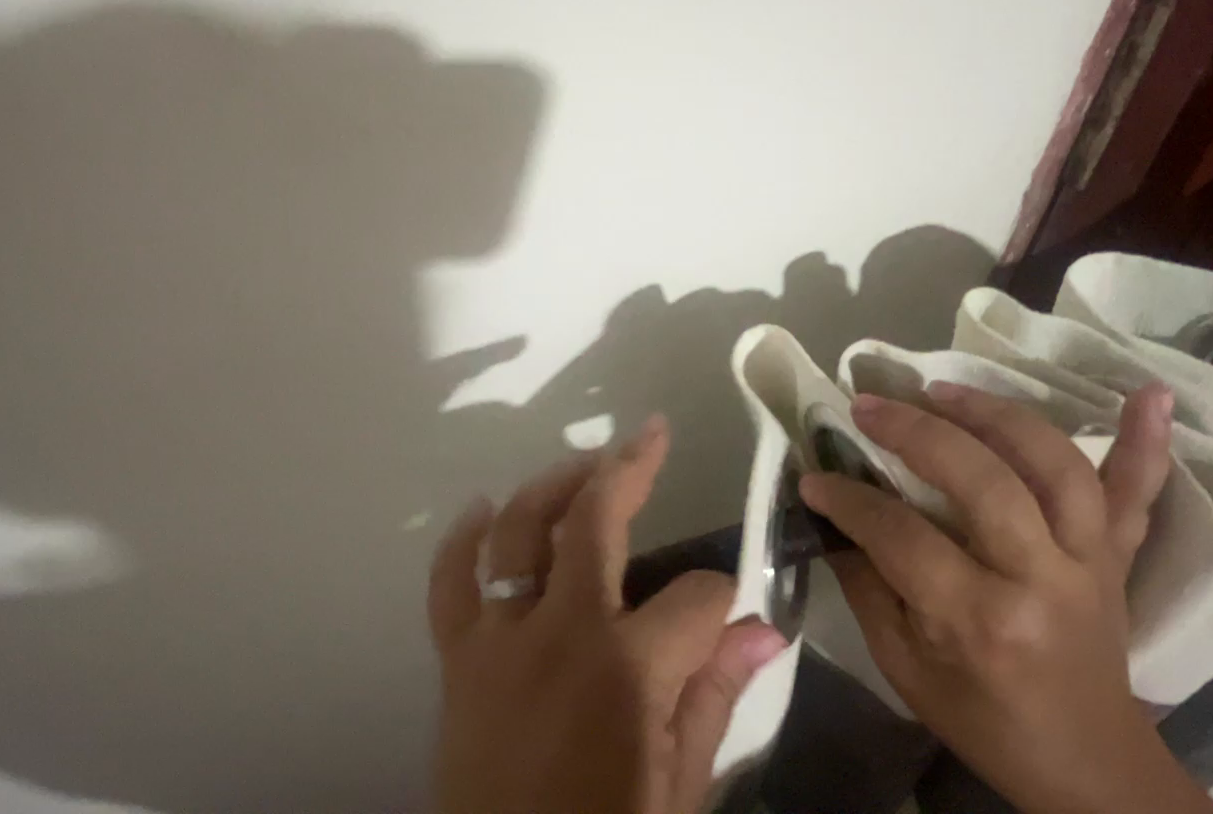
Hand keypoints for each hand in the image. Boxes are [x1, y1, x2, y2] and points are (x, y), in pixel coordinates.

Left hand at [429, 416, 788, 813]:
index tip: (730, 614)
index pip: (695, 596)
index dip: (723, 599)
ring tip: (583, 465)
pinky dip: (463, 538)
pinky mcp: (457, 657)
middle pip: (594, 521)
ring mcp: (499, 638)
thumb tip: (762, 630)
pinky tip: (483, 508)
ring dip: (550, 485)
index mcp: (627, 668)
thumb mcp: (679, 786)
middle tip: (650, 434)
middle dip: (629, 469)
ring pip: (516, 530)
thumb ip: (713, 696)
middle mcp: (559, 631)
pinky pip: (450, 581)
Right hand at [800, 382, 1212, 813]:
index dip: (848, 498)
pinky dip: (1147, 443)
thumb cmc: (982, 720)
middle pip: (982, 481)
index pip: (900, 535)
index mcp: (980, 620)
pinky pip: (1139, 494)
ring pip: (1054, 465)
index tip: (813, 477)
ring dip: (995, 415)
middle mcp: (1042, 579)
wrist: (1087, 764)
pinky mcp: (1118, 556)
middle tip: (866, 406)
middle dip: (913, 432)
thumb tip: (831, 513)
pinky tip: (1152, 394)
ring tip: (943, 390)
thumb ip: (866, 581)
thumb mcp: (901, 664)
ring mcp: (1090, 561)